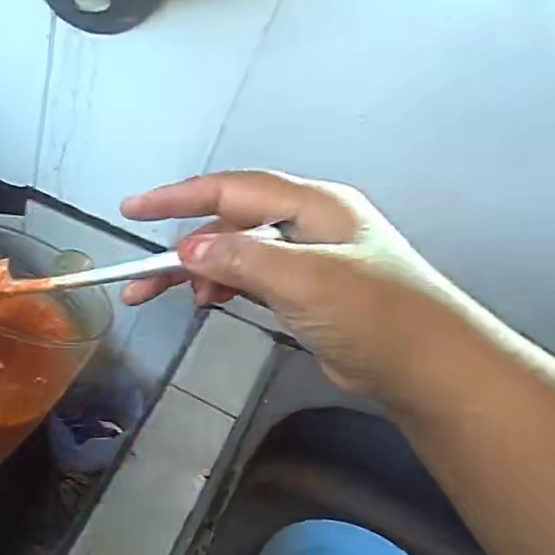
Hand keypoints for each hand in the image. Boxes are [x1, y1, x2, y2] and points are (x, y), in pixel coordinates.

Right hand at [119, 170, 481, 394]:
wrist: (423, 365)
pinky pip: (247, 278)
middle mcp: (305, 224)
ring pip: (233, 254)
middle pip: (226, 224)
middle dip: (181, 250)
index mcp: (312, 205)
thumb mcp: (301, 279)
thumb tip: (188, 249)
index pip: (230, 190)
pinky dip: (221, 287)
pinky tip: (208, 303)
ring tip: (172, 300)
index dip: (176, 198)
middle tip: (139, 280)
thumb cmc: (372, 313)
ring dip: (199, 274)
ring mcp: (304, 257)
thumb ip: (240, 258)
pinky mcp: (302, 290)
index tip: (132, 209)